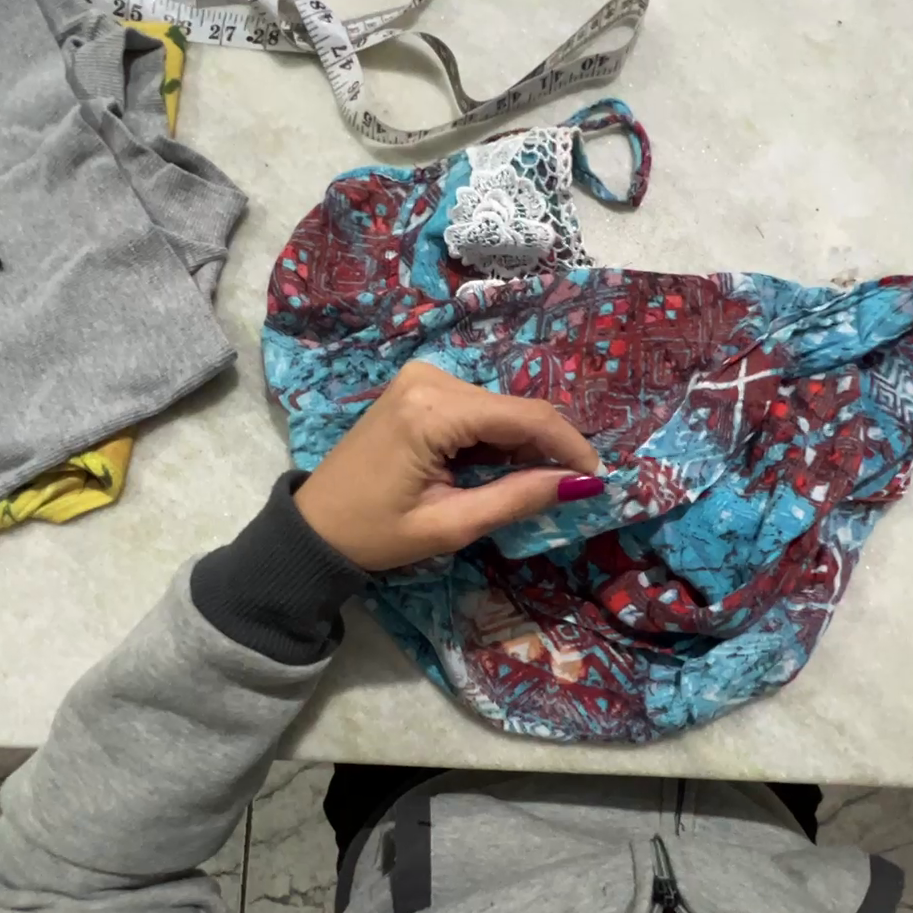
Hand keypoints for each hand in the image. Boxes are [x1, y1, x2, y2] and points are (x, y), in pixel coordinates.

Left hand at [295, 363, 605, 570]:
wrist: (314, 527)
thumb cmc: (375, 534)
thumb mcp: (450, 525)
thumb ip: (517, 498)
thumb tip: (581, 484)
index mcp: (432, 410)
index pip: (525, 416)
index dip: (570, 446)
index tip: (598, 477)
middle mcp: (429, 378)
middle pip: (513, 408)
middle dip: (544, 448)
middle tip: (560, 491)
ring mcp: (421, 378)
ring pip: (498, 407)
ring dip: (520, 444)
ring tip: (520, 486)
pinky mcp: (418, 387)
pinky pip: (476, 408)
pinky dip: (494, 438)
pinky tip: (491, 469)